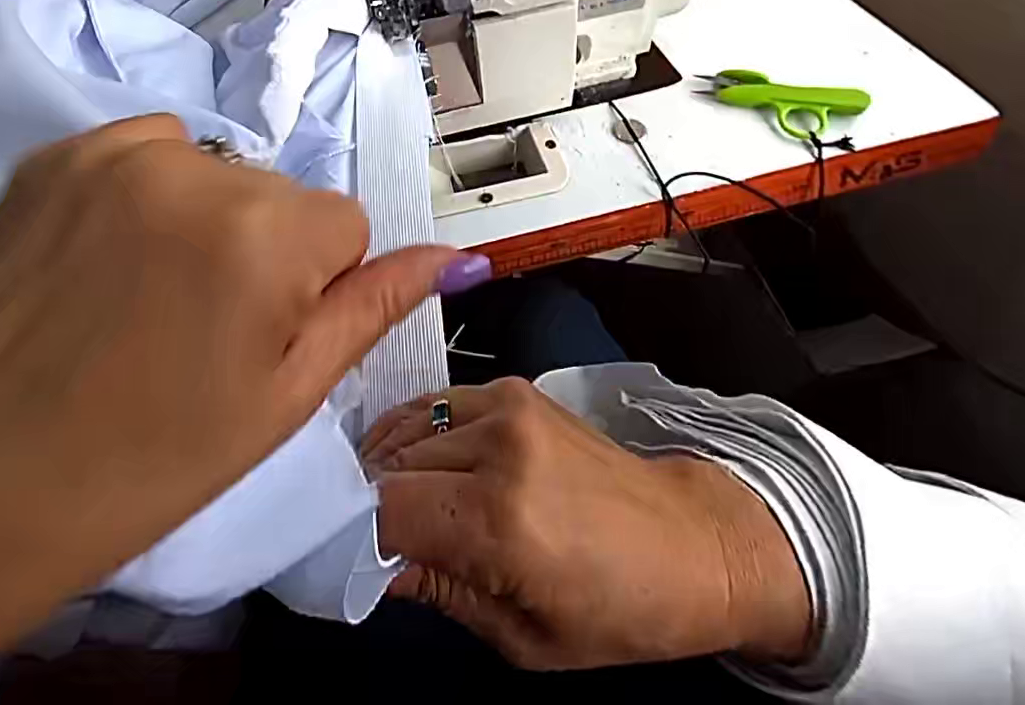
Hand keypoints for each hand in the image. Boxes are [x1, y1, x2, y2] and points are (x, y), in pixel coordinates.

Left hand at [0, 115, 469, 703]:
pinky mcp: (58, 155)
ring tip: (154, 294)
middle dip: (270, 251)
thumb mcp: (291, 390)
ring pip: (229, 173)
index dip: (315, 285)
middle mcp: (202, 170)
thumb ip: (378, 305)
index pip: (348, 225)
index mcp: (269, 235)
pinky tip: (118, 255)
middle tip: (203, 327)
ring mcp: (119, 154)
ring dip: (218, 219)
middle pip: (287, 196)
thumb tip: (459, 257)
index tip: (260, 336)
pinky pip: (158, 150)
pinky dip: (160, 192)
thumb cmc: (156, 455)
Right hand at [364, 378, 811, 670]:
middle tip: (364, 539)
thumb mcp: (520, 636)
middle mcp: (499, 443)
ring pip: (408, 428)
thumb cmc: (615, 611)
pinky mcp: (518, 388)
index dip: (348, 537)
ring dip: (388, 465)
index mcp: (499, 515)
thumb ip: (434, 589)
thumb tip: (364, 565)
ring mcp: (510, 403)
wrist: (688, 538)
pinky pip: (441, 404)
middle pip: (389, 464)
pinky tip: (422, 464)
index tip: (337, 560)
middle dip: (366, 503)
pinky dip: (418, 433)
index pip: (381, 511)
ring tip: (391, 504)